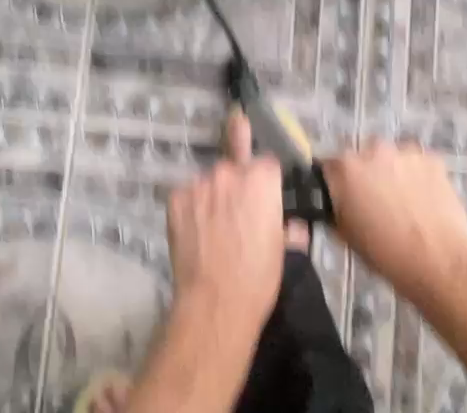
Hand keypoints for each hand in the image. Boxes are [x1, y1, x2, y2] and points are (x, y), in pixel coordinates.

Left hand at [164, 156, 285, 332]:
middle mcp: (229, 172)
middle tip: (238, 215)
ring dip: (213, 196)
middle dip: (238, 186)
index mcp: (262, 179)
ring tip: (214, 226)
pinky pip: (186, 195)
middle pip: (235, 169)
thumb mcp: (283, 248)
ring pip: (209, 182)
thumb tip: (290, 221)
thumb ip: (286, 223)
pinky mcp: (175, 197)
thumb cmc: (257, 278)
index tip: (263, 198)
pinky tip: (195, 231)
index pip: (267, 163)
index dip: (266, 181)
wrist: (214, 303)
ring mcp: (199, 183)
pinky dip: (191, 208)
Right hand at [323, 140, 466, 307]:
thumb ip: (336, 206)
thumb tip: (337, 200)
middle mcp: (373, 149)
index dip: (336, 182)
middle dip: (365, 174)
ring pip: (391, 158)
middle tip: (375, 200)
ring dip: (391, 172)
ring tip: (403, 200)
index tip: (343, 197)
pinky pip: (416, 163)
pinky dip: (417, 176)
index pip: (330, 166)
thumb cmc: (386, 254)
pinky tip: (423, 199)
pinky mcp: (432, 158)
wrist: (439, 264)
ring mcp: (405, 152)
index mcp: (345, 168)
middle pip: (362, 156)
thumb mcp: (345, 234)